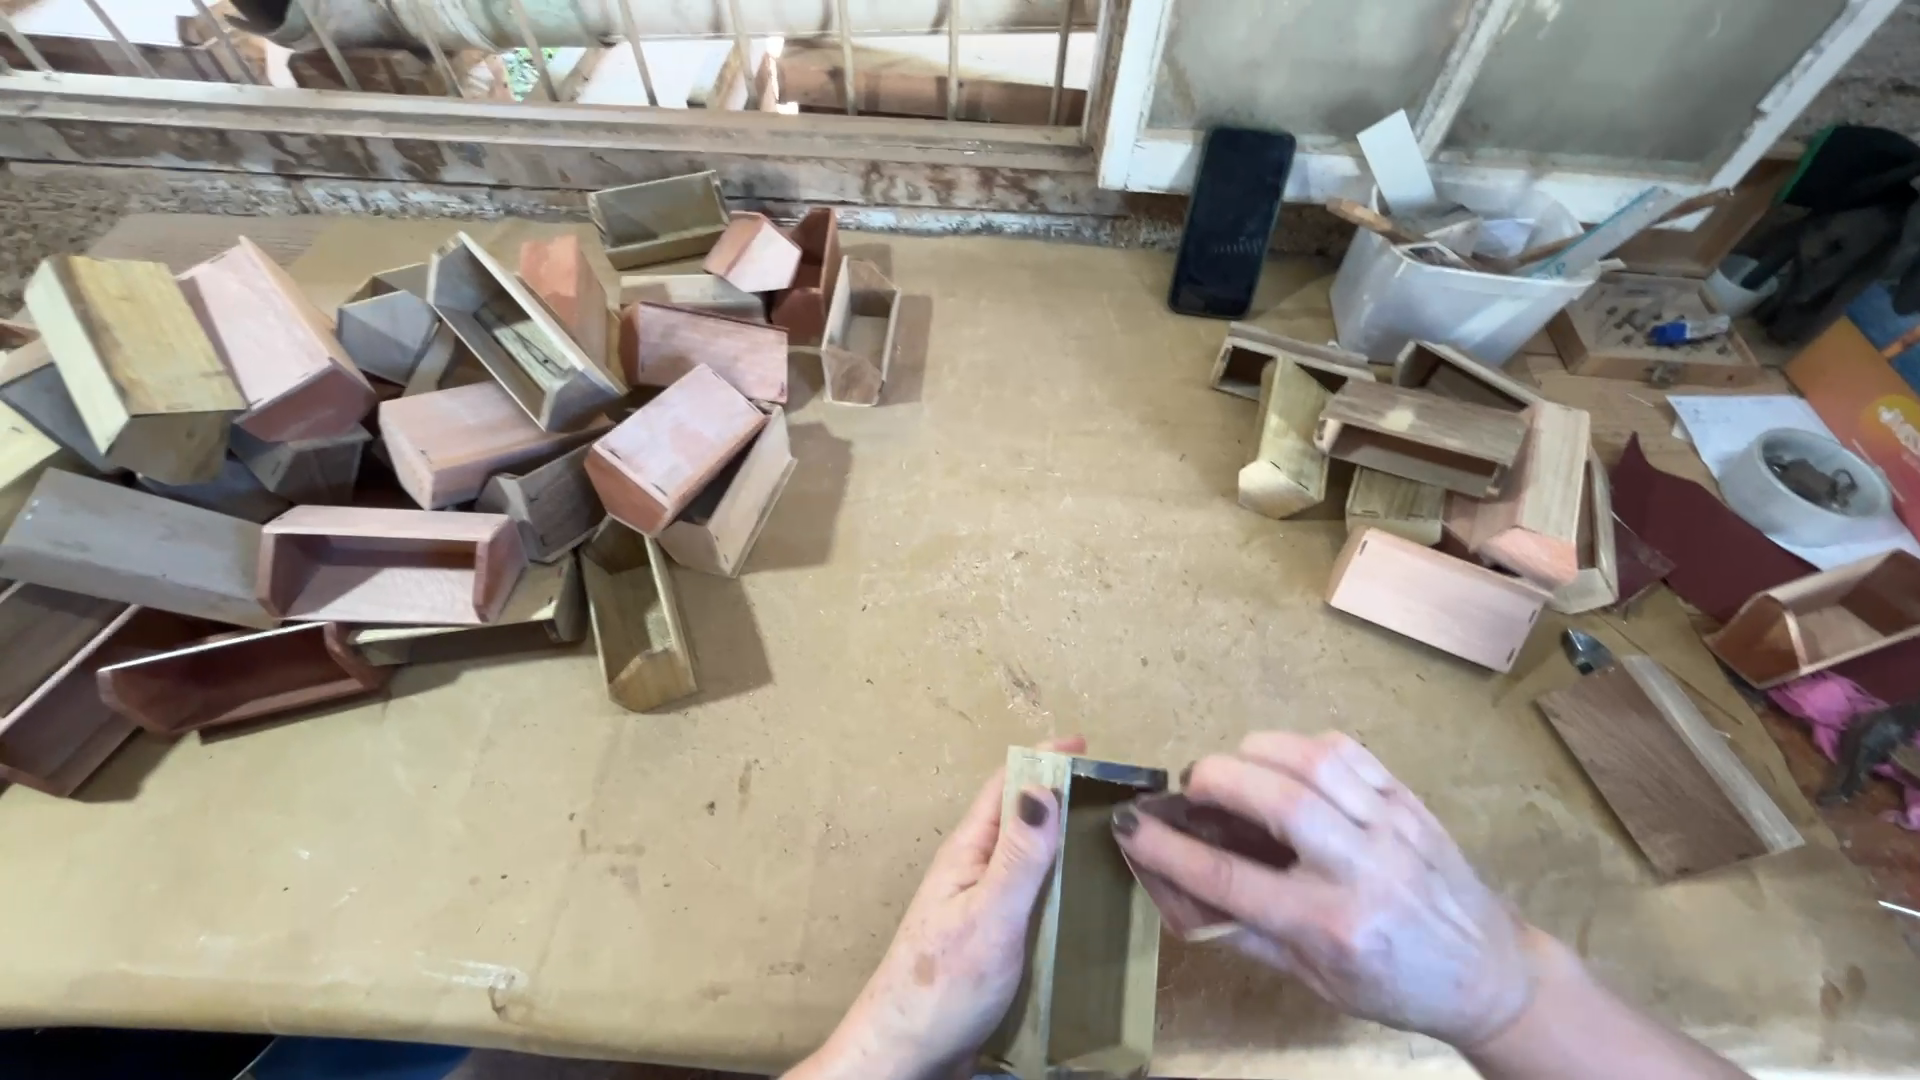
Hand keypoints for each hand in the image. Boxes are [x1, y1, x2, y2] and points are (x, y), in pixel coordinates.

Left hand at [788, 736, 1084, 1079]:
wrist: (906, 1056)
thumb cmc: (943, 983)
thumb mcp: (989, 915)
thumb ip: (1019, 856)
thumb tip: (1042, 785)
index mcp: (969, 849)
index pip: (1006, 785)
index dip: (1043, 759)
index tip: (1087, 746)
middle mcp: (975, 867)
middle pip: (1021, 817)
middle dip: (1061, 795)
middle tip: (1114, 795)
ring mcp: (983, 903)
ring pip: (1029, 856)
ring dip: (1064, 838)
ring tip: (1111, 839)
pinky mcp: (994, 936)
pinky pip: (1033, 893)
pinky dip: (1061, 880)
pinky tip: (1087, 896)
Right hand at [1112, 731, 1533, 1048]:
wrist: (1493, 977)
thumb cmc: (1394, 986)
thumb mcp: (1312, 981)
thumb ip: (1240, 932)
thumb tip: (1172, 886)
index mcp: (1331, 927)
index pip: (1230, 879)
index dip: (1166, 849)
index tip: (1128, 826)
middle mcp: (1361, 871)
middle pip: (1274, 800)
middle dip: (1214, 779)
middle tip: (1192, 788)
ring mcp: (1390, 827)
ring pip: (1311, 761)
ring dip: (1254, 753)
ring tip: (1236, 770)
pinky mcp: (1407, 798)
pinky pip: (1345, 749)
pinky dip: (1299, 745)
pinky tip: (1285, 763)